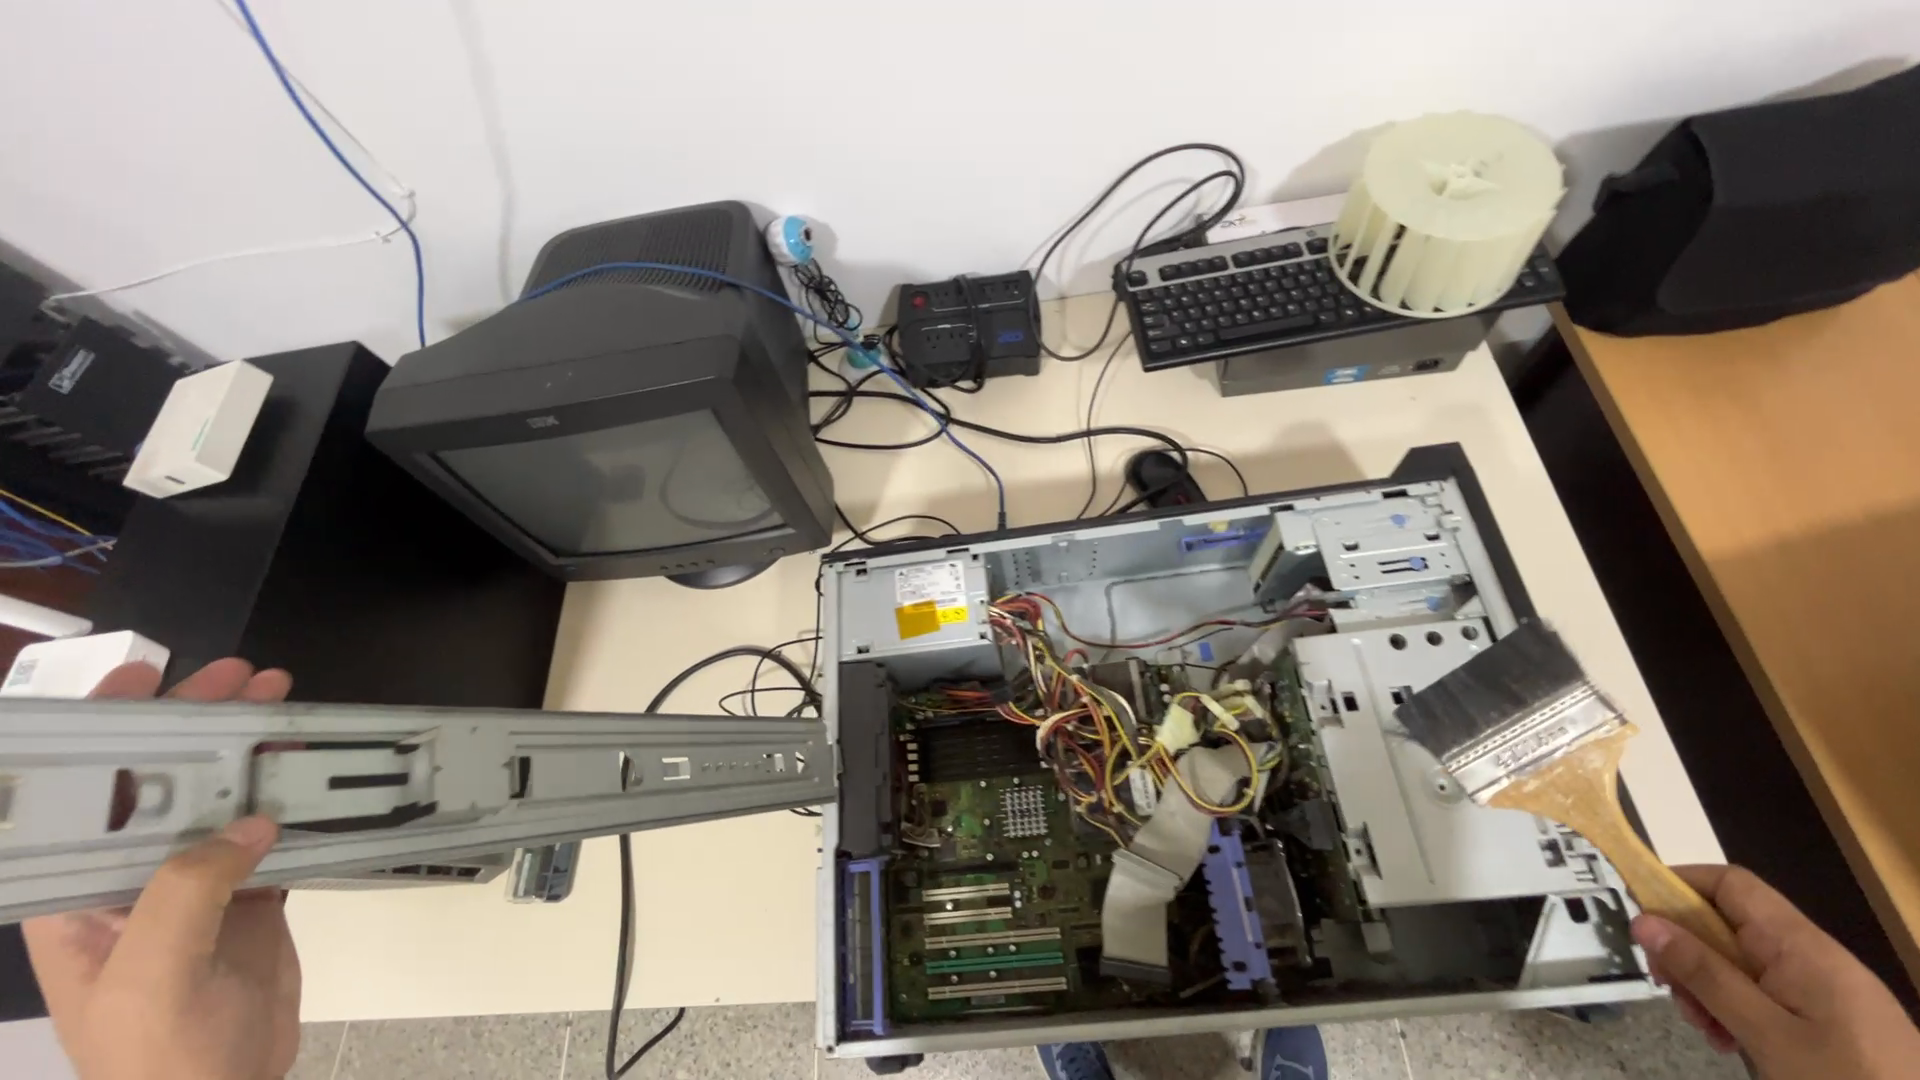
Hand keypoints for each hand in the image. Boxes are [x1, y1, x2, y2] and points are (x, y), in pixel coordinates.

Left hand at [23, 659, 298, 1079]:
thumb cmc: (158, 1047)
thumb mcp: (152, 972)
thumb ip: (189, 890)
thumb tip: (254, 821)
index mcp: (79, 895)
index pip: (77, 803)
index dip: (98, 740)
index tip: (140, 687)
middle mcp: (134, 878)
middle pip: (162, 786)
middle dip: (194, 728)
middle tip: (243, 678)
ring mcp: (199, 884)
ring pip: (224, 800)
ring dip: (253, 753)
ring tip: (286, 706)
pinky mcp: (254, 893)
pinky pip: (275, 833)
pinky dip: (299, 797)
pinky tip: (317, 770)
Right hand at [1631, 864, 1919, 1078]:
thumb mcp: (1766, 1032)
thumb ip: (1704, 974)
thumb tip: (1642, 921)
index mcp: (1801, 946)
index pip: (1730, 883)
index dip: (1679, 884)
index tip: (1643, 916)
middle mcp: (1812, 956)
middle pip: (1727, 922)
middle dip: (1686, 949)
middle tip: (1667, 985)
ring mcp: (1824, 988)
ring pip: (1740, 960)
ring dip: (1706, 984)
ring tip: (1702, 1024)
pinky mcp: (1830, 1017)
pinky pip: (1765, 990)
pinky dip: (1735, 1005)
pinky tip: (1728, 1038)